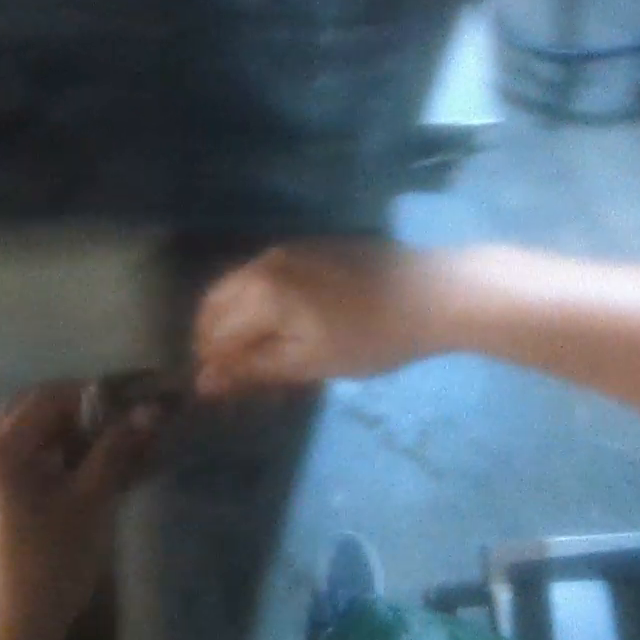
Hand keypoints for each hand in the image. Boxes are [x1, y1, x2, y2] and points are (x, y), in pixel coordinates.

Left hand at [0, 382, 162, 639]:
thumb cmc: (51, 565)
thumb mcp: (91, 502)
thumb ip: (117, 450)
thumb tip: (150, 410)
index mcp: (0, 454)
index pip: (46, 398)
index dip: (91, 393)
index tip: (129, 402)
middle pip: (25, 412)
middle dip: (72, 408)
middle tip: (114, 421)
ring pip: (18, 438)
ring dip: (57, 431)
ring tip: (99, 446)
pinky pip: (12, 462)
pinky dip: (44, 455)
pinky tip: (73, 475)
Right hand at [193, 241, 448, 395]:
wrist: (435, 294)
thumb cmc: (372, 337)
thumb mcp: (310, 362)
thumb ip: (253, 369)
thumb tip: (204, 383)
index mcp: (261, 290)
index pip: (214, 331)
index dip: (210, 364)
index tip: (216, 392)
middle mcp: (266, 261)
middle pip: (219, 301)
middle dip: (215, 339)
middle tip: (231, 374)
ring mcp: (290, 249)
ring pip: (241, 286)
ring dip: (236, 320)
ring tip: (254, 354)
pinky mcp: (313, 247)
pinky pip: (266, 275)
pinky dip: (258, 302)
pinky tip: (279, 325)